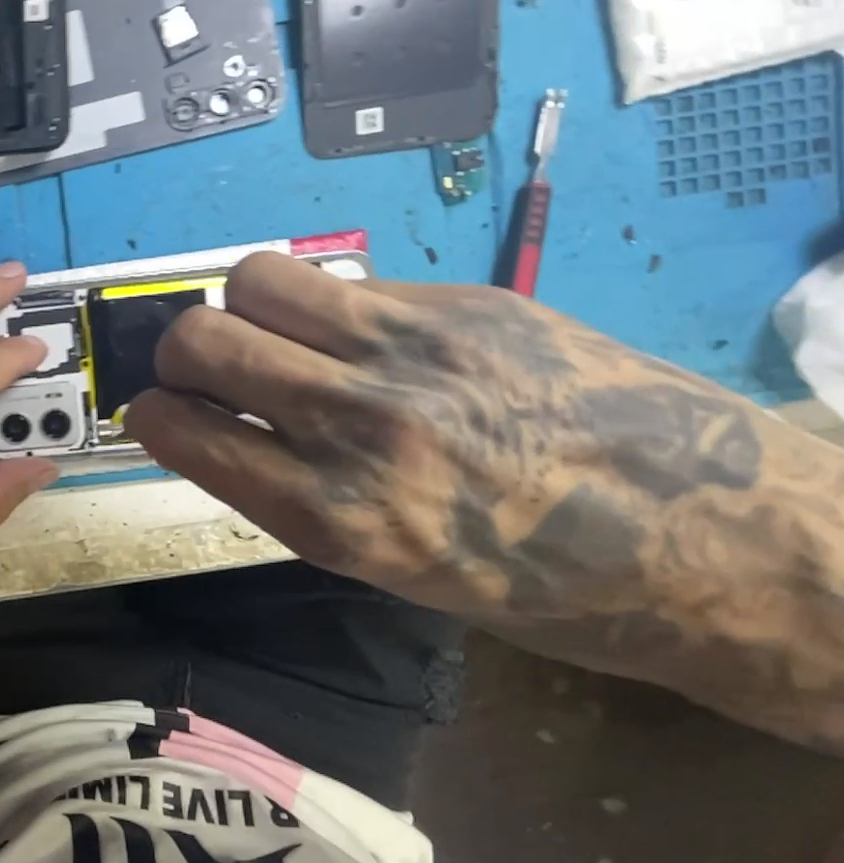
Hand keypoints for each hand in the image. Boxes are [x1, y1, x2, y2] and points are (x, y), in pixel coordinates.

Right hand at [123, 251, 778, 623]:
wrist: (712, 539)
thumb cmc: (530, 583)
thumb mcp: (379, 564)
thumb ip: (283, 488)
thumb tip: (219, 424)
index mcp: (330, 513)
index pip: (180, 428)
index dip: (149, 415)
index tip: (158, 414)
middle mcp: (357, 422)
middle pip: (200, 337)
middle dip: (179, 354)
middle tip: (207, 372)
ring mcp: (413, 350)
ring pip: (257, 279)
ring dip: (243, 309)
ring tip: (277, 338)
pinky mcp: (465, 303)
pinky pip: (346, 281)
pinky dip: (327, 308)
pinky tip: (364, 340)